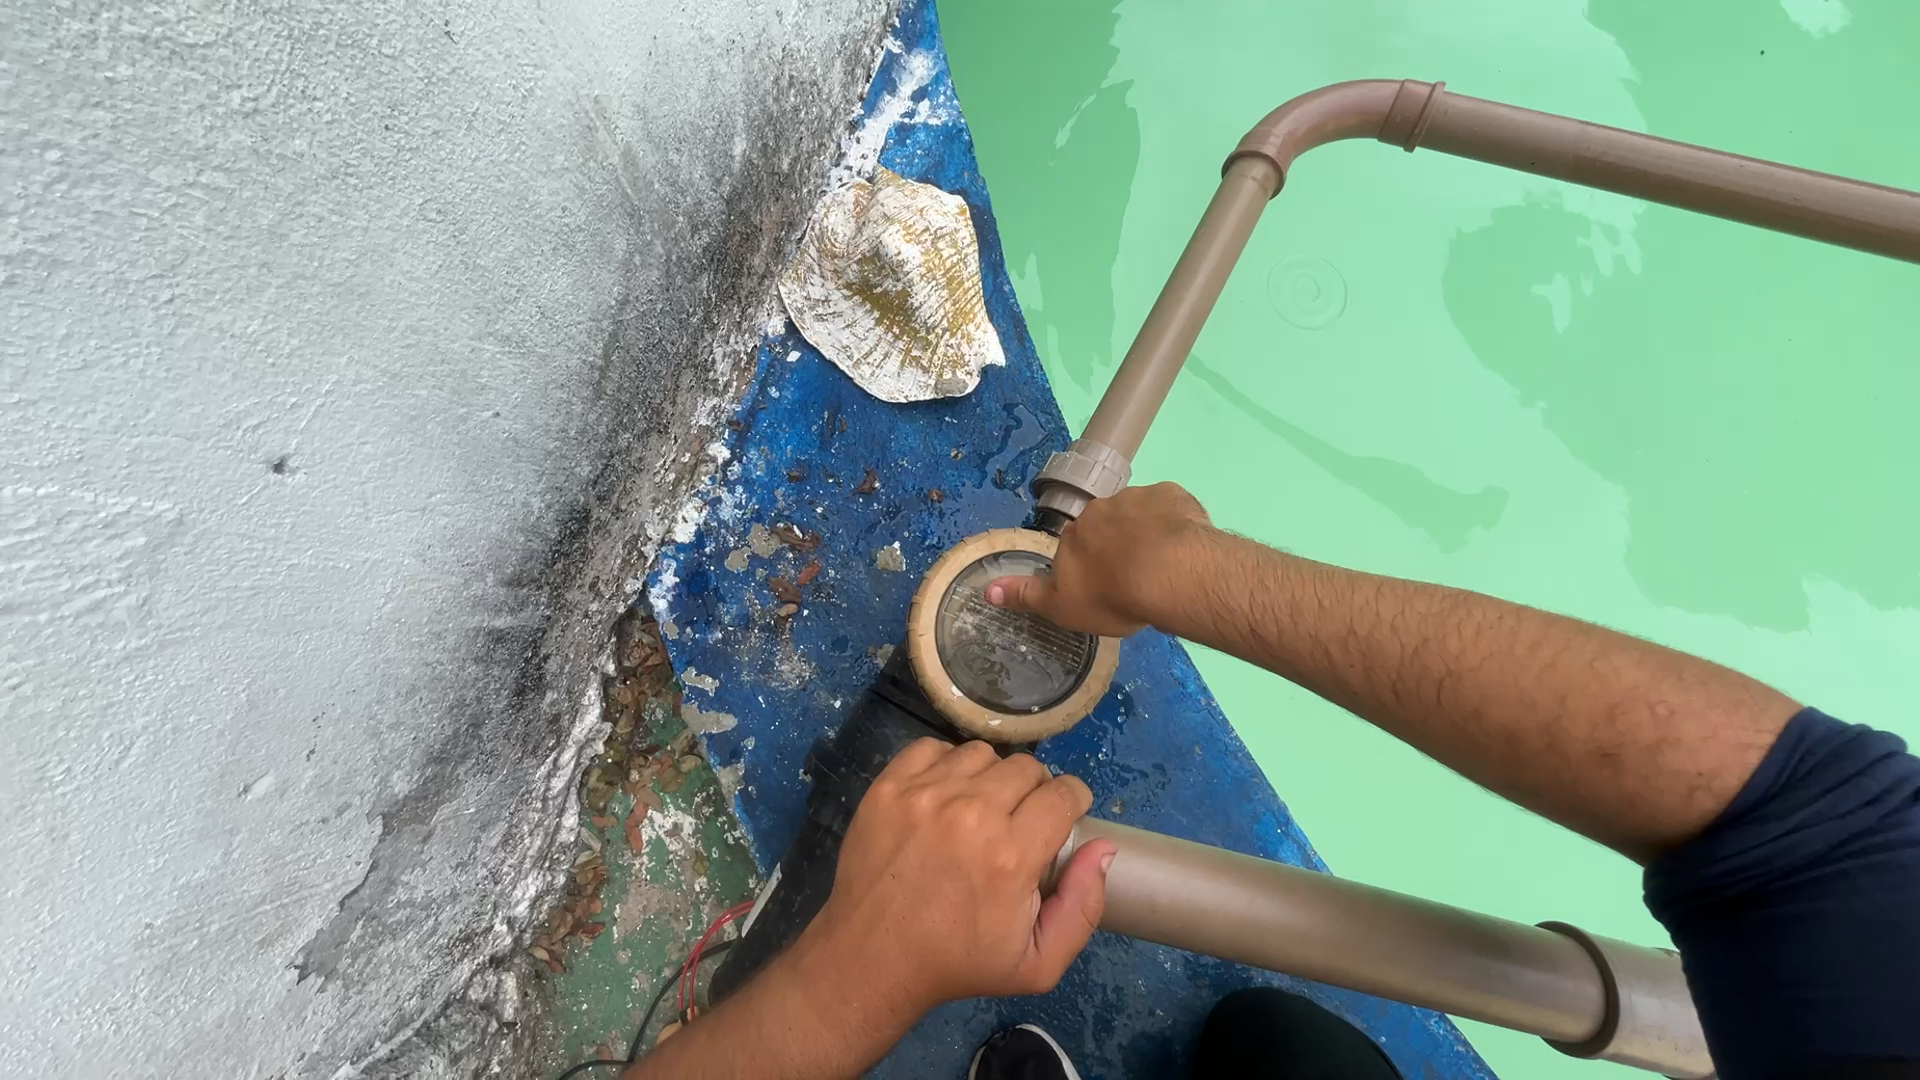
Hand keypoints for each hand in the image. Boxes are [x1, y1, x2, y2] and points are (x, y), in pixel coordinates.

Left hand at [797, 739, 1114, 1023]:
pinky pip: (933, 746)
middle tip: (1019, 819)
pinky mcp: (890, 784)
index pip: (1063, 793)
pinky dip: (945, 764)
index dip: (1072, 801)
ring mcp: (925, 793)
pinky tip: (944, 794)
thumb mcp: (1037, 963)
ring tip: (979, 806)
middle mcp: (971, 812)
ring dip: (990, 775)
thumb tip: (1103, 847)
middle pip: (1027, 767)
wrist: (872, 956)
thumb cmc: (959, 962)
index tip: (1063, 815)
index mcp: (1011, 855)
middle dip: (1034, 790)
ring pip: (982, 753)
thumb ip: (1083, 906)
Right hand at [988, 482, 1213, 635]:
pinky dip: (1176, 523)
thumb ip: (1025, 595)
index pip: (1075, 544)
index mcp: (1073, 534)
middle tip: (1136, 575)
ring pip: (1141, 514)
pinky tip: (1184, 547)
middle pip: (1107, 525)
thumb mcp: (1061, 606)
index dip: (1089, 562)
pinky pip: (1171, 507)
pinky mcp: (1172, 495)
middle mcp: (1100, 509)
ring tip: (1164, 565)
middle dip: (1119, 544)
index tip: (1104, 582)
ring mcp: (1137, 498)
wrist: (1168, 574)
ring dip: (1149, 534)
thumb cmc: (1112, 596)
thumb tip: (986, 589)